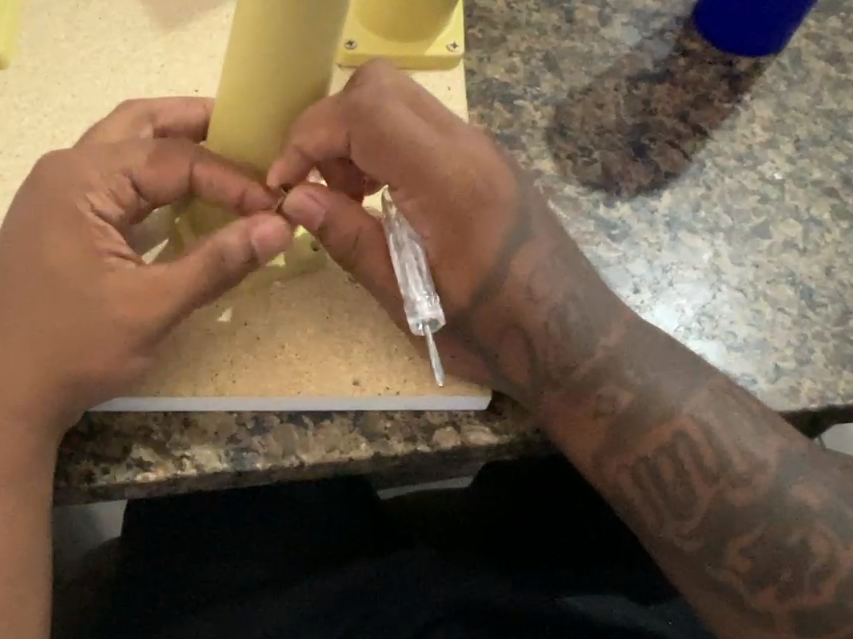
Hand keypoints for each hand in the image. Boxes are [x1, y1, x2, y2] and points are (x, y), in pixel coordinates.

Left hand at [0, 98, 293, 440]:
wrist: (1, 389)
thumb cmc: (73, 349)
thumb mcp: (151, 308)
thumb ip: (216, 264)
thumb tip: (278, 228)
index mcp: (83, 179)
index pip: (173, 158)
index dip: (230, 179)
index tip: (274, 206)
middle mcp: (65, 172)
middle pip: (139, 127)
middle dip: (195, 127)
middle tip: (249, 137)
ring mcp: (55, 198)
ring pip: (121, 152)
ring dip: (169, 150)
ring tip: (221, 160)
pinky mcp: (57, 226)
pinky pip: (111, 186)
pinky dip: (149, 184)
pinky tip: (178, 204)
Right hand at [265, 62, 612, 400]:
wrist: (567, 337)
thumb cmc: (490, 334)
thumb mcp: (408, 300)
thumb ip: (351, 241)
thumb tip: (296, 200)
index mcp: (447, 179)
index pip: (362, 112)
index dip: (308, 138)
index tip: (284, 185)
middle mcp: (468, 146)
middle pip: (380, 87)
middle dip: (330, 128)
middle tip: (317, 189)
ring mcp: (482, 149)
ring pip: (401, 102)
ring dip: (357, 138)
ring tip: (345, 202)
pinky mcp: (487, 163)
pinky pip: (424, 130)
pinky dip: (386, 150)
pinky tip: (381, 203)